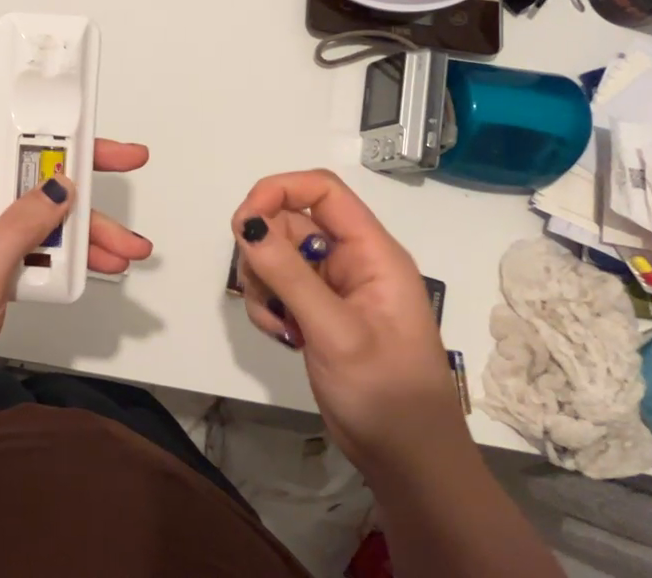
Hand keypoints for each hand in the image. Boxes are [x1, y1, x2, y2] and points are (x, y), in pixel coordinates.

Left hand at [0, 120, 152, 426]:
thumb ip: (20, 226)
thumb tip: (59, 186)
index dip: (35, 123)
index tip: (78, 123)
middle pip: (30, 173)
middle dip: (79, 175)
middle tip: (125, 163)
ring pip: (43, 212)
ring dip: (86, 226)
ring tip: (127, 247)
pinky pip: (41, 242)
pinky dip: (72, 251)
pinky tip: (103, 262)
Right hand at [231, 171, 468, 478]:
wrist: (407, 460)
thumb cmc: (386, 394)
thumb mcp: (335, 331)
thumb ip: (288, 273)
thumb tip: (246, 221)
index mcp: (373, 254)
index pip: (321, 190)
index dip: (277, 191)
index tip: (243, 223)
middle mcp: (352, 262)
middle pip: (288, 223)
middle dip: (262, 250)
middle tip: (259, 288)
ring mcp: (332, 288)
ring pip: (275, 255)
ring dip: (261, 283)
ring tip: (278, 323)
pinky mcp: (317, 312)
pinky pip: (276, 287)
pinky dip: (266, 306)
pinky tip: (281, 336)